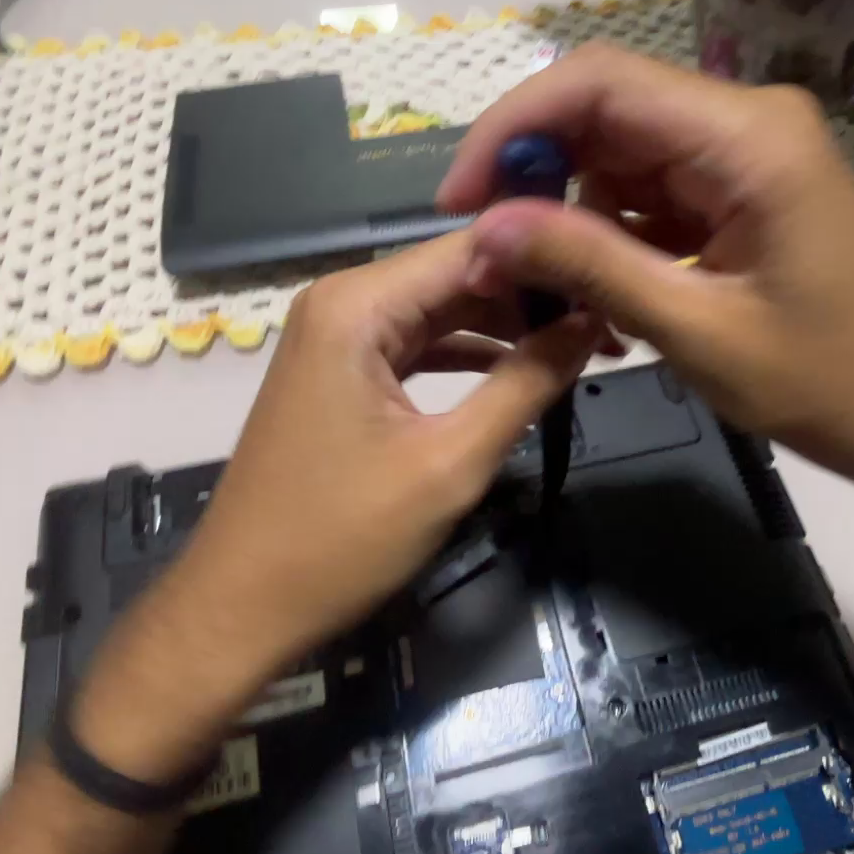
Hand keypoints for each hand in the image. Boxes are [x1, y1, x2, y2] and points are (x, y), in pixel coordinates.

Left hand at [183, 231, 603, 641]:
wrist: (242, 606)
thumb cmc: (341, 539)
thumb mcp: (451, 462)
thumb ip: (526, 384)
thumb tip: (592, 323)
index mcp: (359, 305)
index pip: (474, 247)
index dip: (548, 261)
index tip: (611, 284)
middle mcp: (344, 302)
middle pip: (457, 275)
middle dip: (531, 298)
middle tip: (608, 325)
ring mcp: (337, 337)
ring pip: (440, 310)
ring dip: (505, 329)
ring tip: (579, 348)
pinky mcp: (340, 372)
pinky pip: (416, 345)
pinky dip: (467, 357)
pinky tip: (519, 373)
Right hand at [439, 43, 853, 509]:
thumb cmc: (824, 383)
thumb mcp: (696, 330)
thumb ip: (590, 267)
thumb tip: (486, 228)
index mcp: (749, 137)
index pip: (601, 84)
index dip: (514, 127)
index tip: (461, 197)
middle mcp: (746, 123)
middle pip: (607, 113)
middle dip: (535, 174)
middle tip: (488, 248)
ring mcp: (745, 157)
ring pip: (622, 156)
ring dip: (572, 213)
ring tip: (544, 287)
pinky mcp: (740, 193)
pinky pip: (652, 194)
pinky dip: (612, 236)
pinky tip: (597, 292)